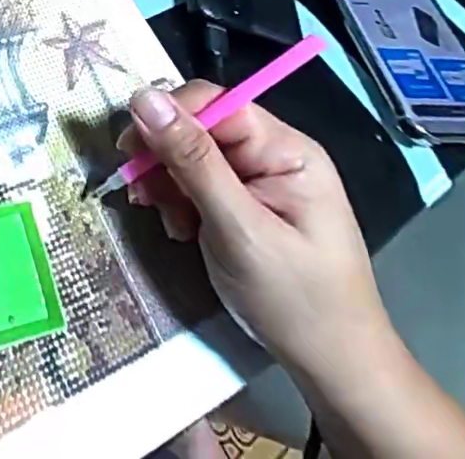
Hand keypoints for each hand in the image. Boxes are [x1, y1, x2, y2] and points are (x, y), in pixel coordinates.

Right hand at [120, 83, 464, 458]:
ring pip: (191, 156)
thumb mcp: (237, 228)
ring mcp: (257, 179)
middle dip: (164, 156)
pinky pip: (197, 183)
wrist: (333, 368)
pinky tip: (179, 228)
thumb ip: (191, 159)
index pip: (215, 102)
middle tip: (141, 193)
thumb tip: (143, 96)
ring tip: (166, 219)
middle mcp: (270, 152)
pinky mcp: (243, 203)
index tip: (130, 150)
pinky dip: (178, 201)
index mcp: (283, 147)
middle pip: (199, 128)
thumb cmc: (294, 298)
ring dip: (167, 182)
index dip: (168, 116)